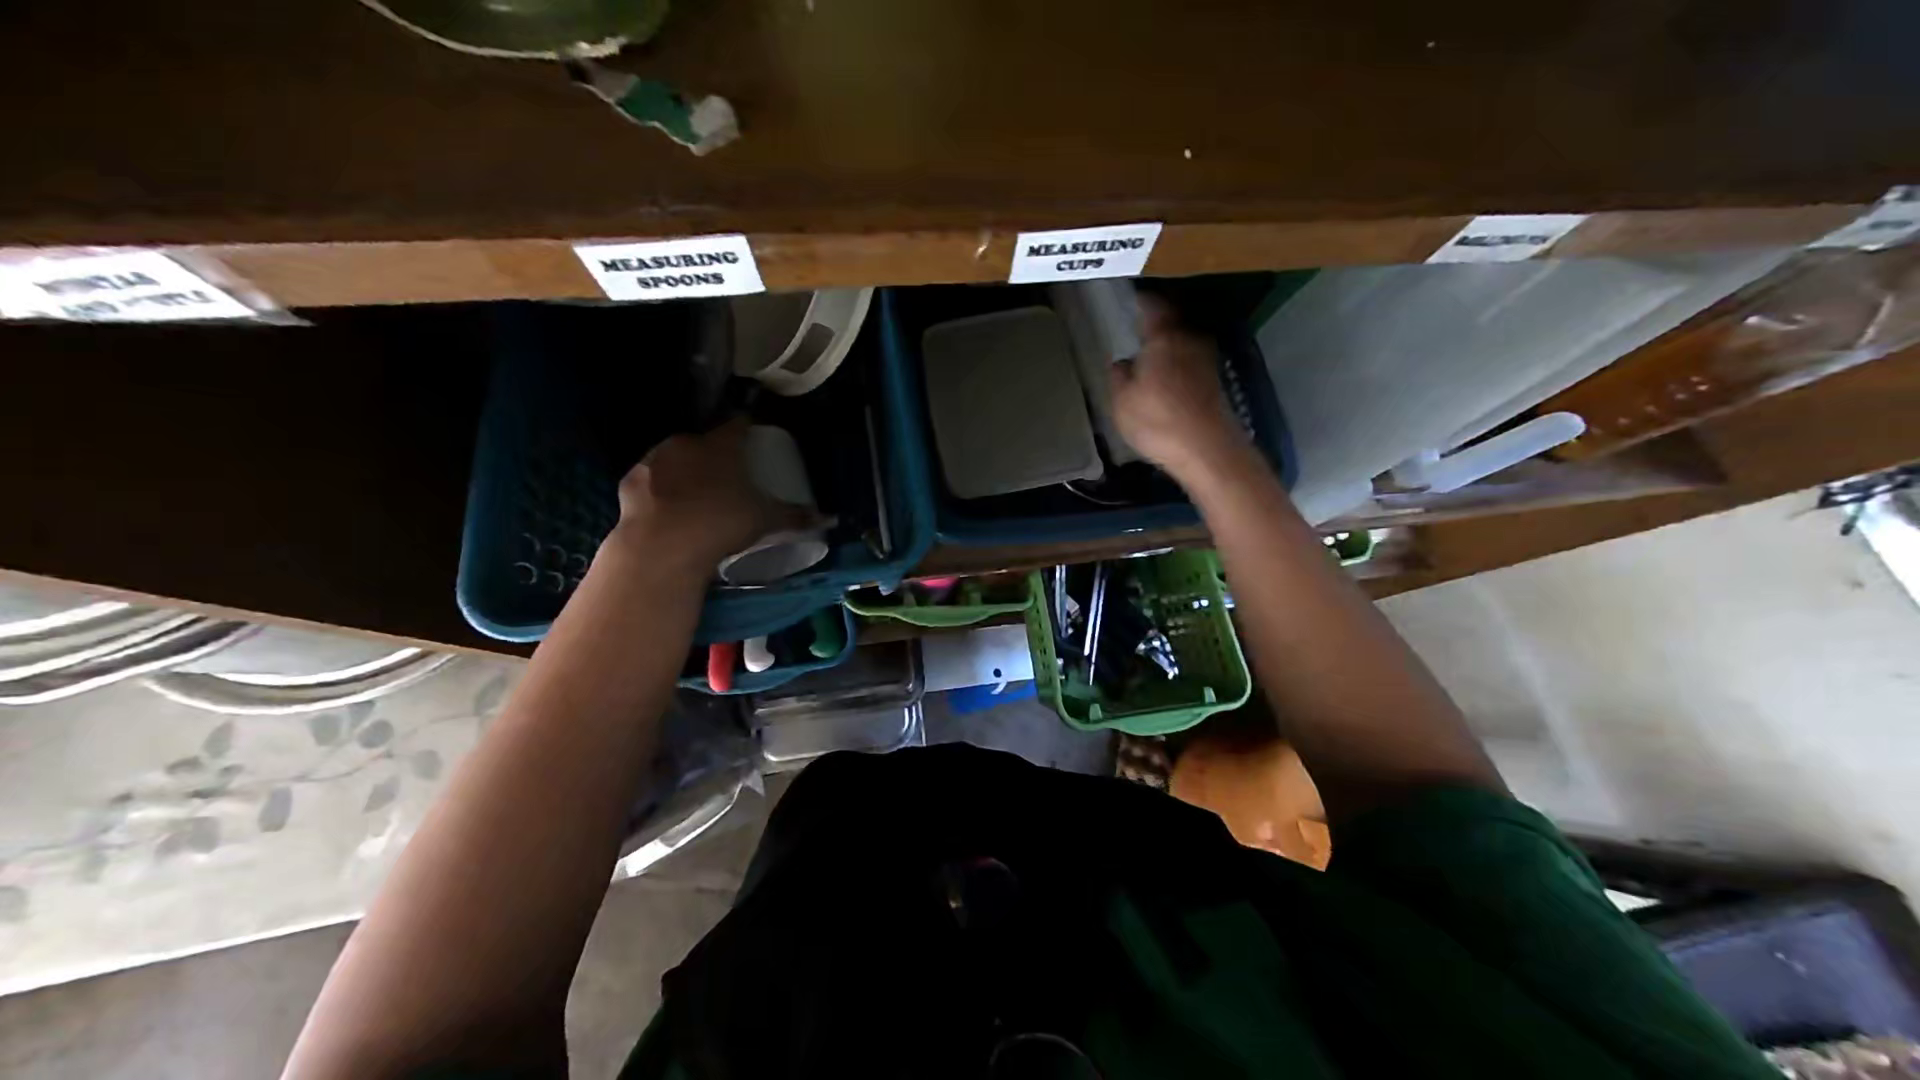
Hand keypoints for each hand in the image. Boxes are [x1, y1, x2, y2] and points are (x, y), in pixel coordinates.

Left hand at [612, 417, 811, 566]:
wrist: (663, 546)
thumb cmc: (722, 523)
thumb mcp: (765, 521)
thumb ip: (795, 516)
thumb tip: (827, 520)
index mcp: (721, 444)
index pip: (737, 423)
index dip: (746, 428)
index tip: (751, 438)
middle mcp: (687, 442)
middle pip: (703, 440)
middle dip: (714, 454)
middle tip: (726, 477)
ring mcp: (654, 460)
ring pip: (674, 458)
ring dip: (684, 471)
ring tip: (695, 496)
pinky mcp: (630, 481)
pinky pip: (650, 480)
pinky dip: (658, 491)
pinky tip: (667, 511)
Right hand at [1109, 295, 1254, 483]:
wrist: (1207, 450)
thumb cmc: (1157, 420)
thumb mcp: (1121, 400)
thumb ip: (1118, 375)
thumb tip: (1123, 361)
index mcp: (1164, 335)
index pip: (1151, 304)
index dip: (1138, 300)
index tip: (1127, 299)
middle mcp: (1190, 338)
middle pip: (1171, 321)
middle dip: (1154, 322)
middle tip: (1135, 326)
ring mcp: (1207, 358)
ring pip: (1182, 341)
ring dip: (1167, 345)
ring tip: (1148, 353)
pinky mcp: (1214, 380)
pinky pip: (1190, 361)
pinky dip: (1177, 363)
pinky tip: (1165, 376)